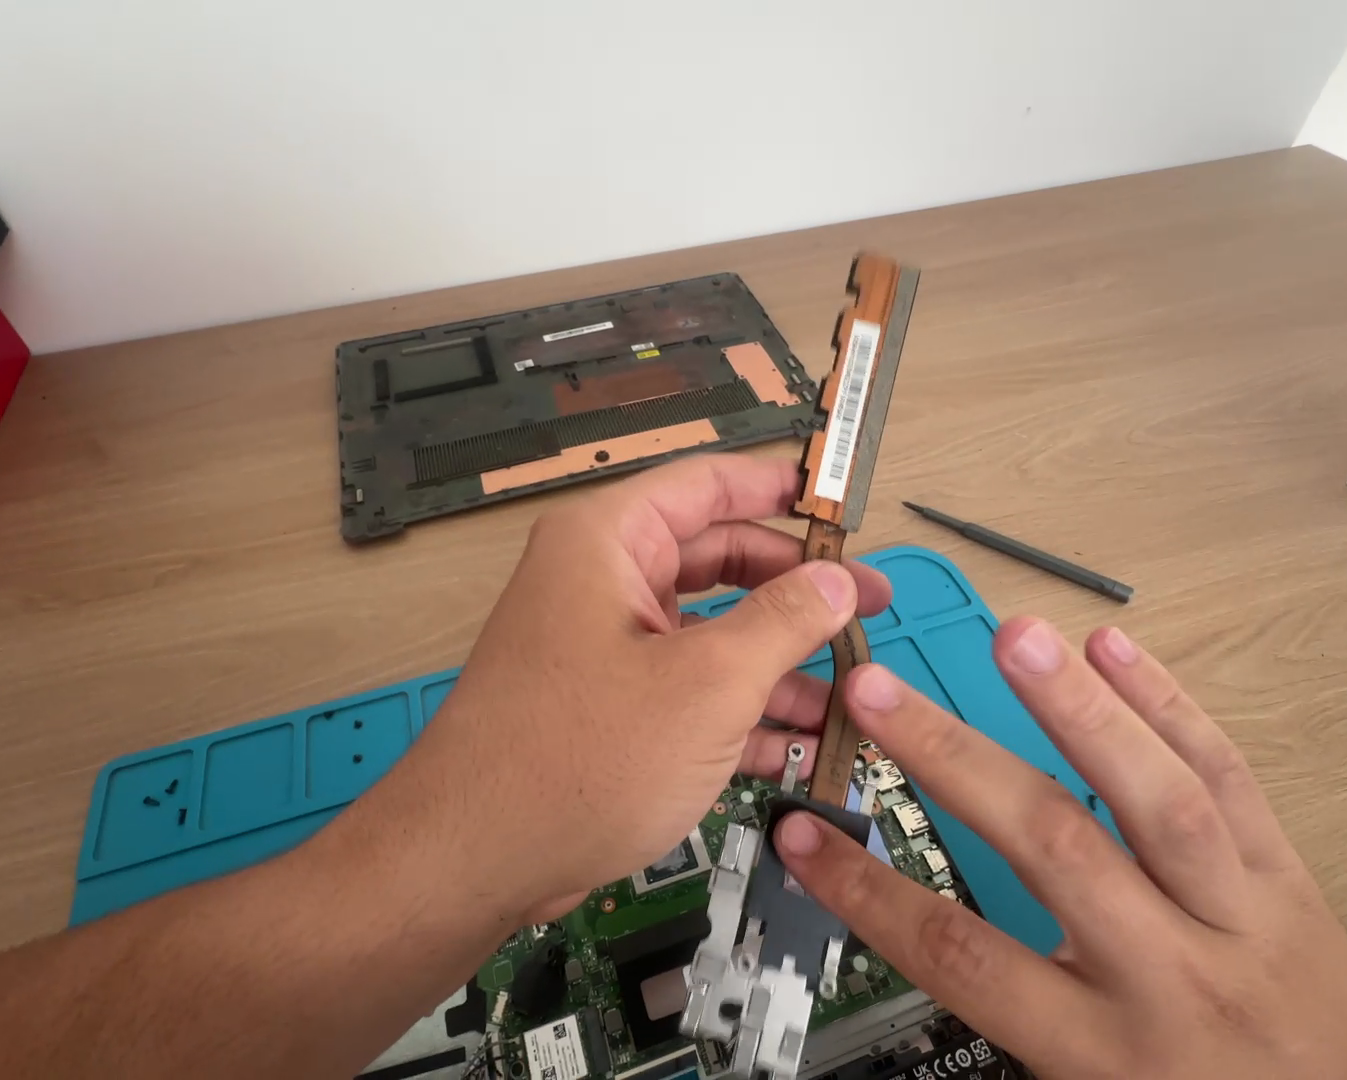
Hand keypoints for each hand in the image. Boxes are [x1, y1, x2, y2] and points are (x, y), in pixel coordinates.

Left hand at [379, 454, 889, 920]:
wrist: (476, 861)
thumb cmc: (587, 755)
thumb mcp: (706, 684)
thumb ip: (782, 621)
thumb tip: (839, 579)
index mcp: (610, 541)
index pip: (708, 484)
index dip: (781, 489)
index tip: (844, 507)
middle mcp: (605, 579)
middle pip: (719, 559)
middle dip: (796, 590)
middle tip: (869, 612)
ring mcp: (607, 643)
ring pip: (710, 629)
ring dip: (778, 661)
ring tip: (848, 693)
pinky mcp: (611, 702)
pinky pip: (688, 683)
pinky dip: (741, 706)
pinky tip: (798, 742)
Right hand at [774, 618, 1346, 1079]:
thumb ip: (1008, 1022)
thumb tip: (898, 932)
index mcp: (1111, 1052)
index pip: (964, 958)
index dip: (870, 893)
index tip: (797, 830)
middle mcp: (1177, 974)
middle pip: (1054, 847)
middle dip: (952, 759)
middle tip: (873, 687)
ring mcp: (1244, 913)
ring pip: (1159, 798)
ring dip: (1079, 706)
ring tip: (1014, 632)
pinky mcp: (1290, 870)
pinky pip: (1229, 777)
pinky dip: (1170, 704)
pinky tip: (1113, 643)